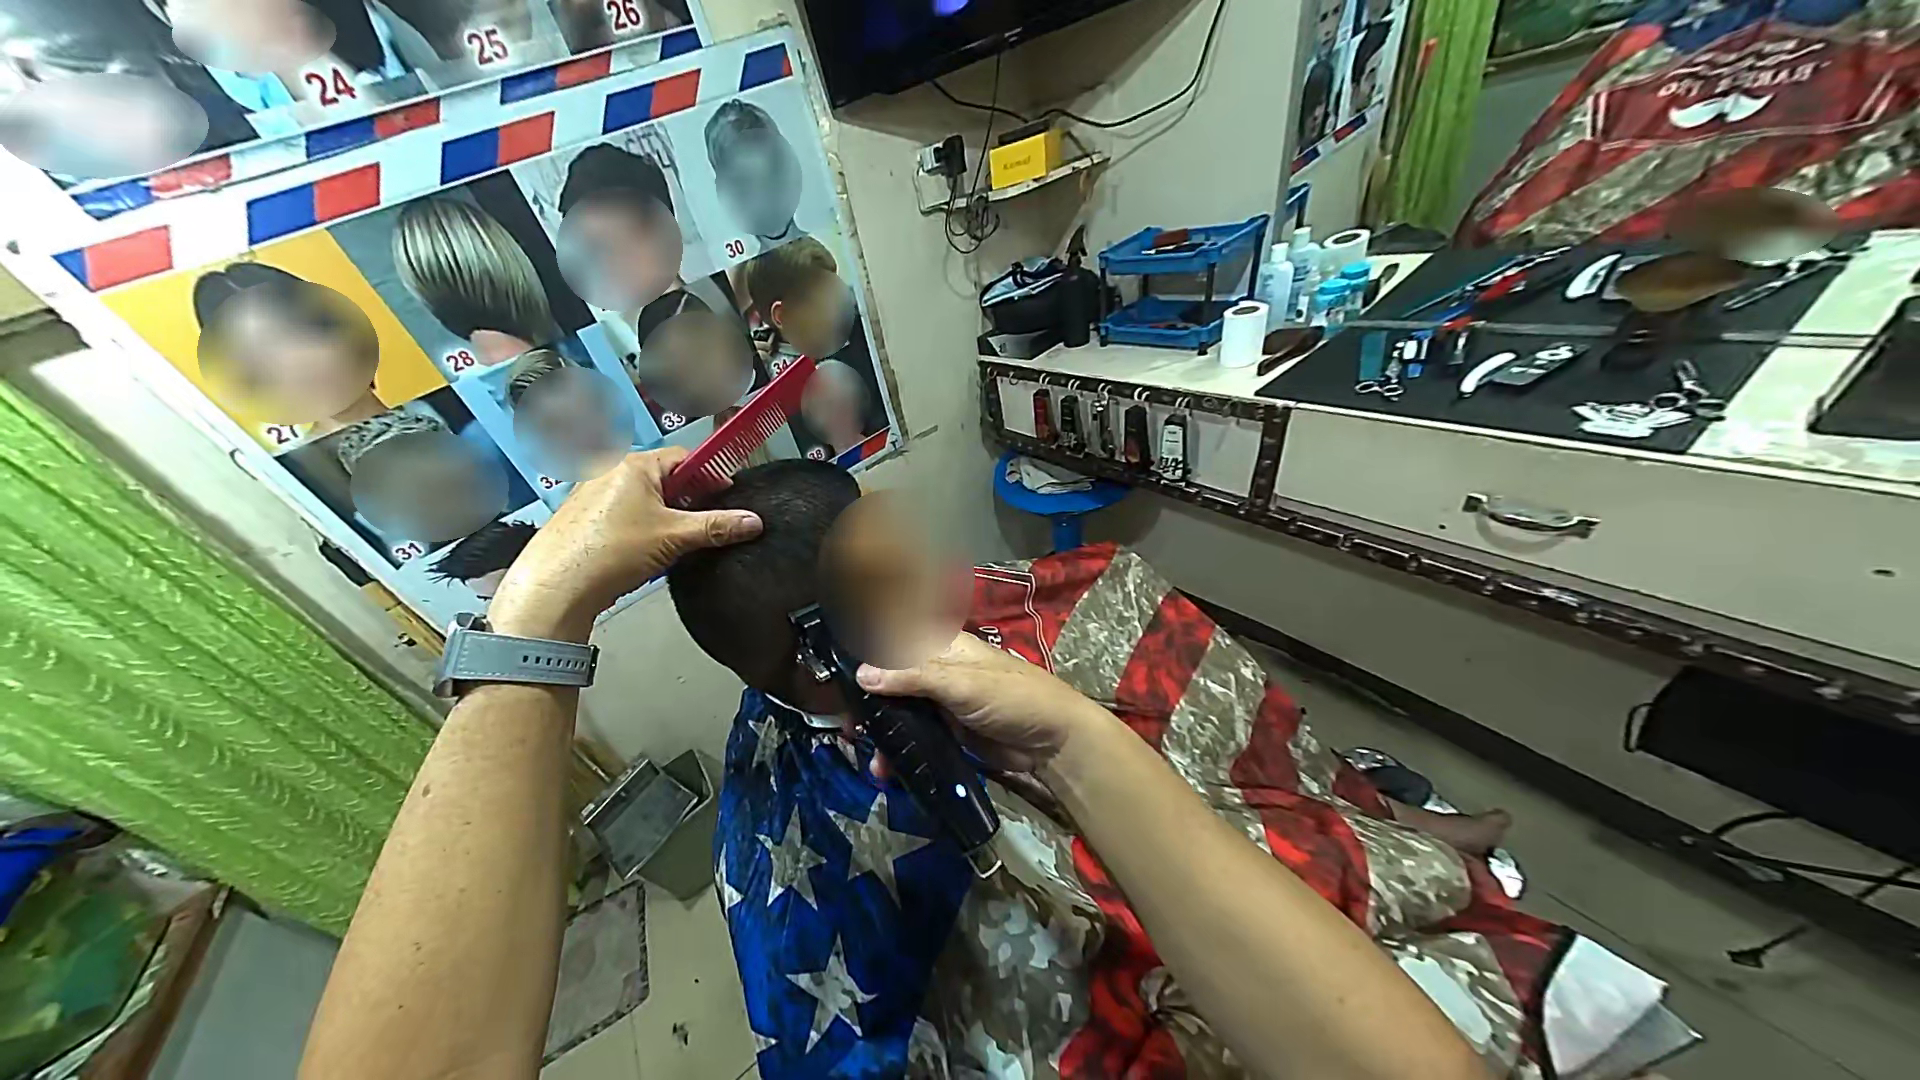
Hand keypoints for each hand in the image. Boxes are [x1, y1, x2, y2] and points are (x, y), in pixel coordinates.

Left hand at [487, 449, 761, 641]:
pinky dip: (641, 527)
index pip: (686, 458)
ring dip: (665, 516)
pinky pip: (624, 513)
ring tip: (673, 543)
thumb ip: (718, 526)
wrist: (555, 587)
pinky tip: (644, 552)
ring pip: (644, 498)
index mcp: (634, 464)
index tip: (726, 497)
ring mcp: (591, 493)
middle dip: (687, 500)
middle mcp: (610, 470)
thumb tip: (754, 521)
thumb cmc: (612, 551)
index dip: (710, 476)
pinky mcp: (582, 517)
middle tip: (703, 525)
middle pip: (665, 478)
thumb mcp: (676, 537)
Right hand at [854, 633, 1115, 773]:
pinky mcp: (946, 732)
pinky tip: (885, 769)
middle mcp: (936, 671)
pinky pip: (912, 737)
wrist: (1052, 743)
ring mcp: (940, 703)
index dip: (867, 644)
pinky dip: (897, 751)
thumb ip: (913, 678)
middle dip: (866, 699)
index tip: (836, 664)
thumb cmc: (1012, 697)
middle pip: (891, 678)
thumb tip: (861, 674)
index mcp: (942, 647)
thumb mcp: (962, 683)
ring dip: (879, 729)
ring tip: (863, 750)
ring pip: (898, 711)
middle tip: (846, 723)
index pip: (896, 636)